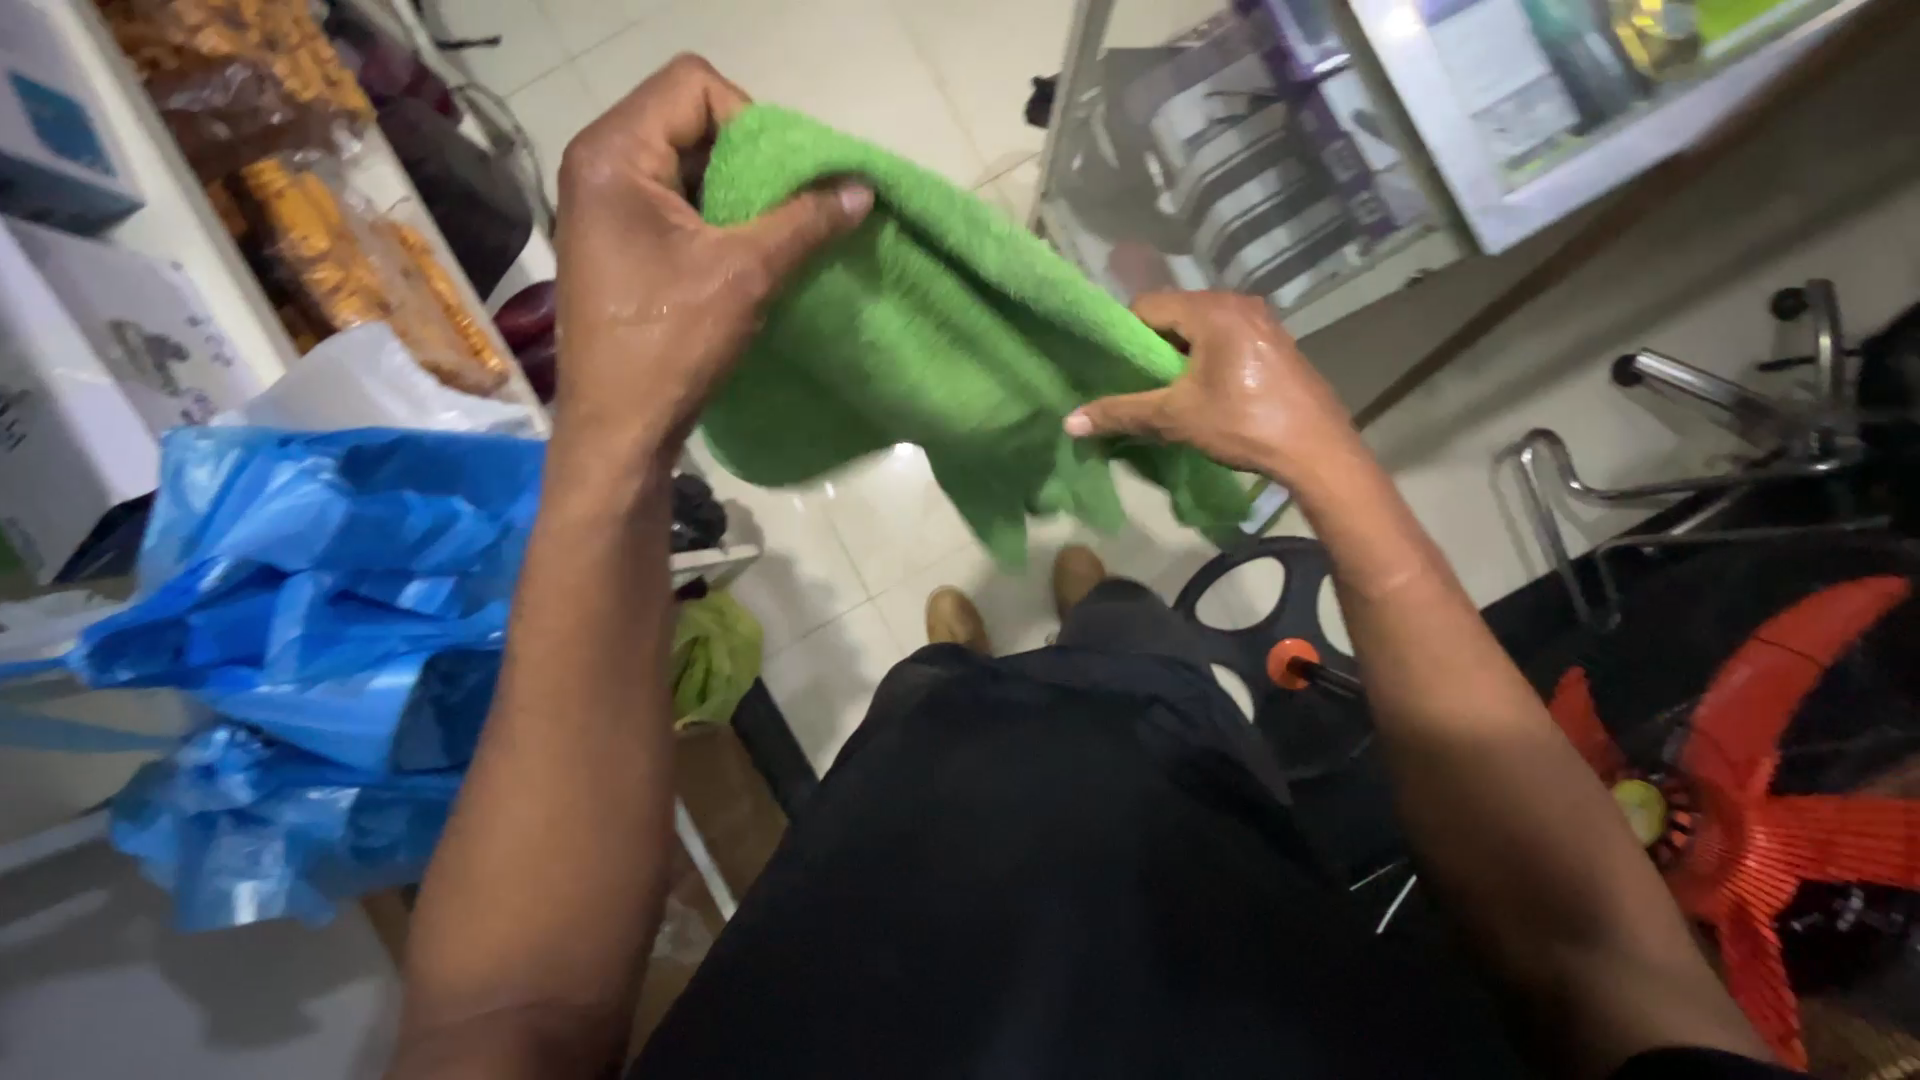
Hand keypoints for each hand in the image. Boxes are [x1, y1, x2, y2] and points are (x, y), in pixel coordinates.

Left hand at [552, 54, 871, 468]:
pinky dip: (718, 221)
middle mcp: (599, 166)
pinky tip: (744, 258)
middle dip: (749, 161)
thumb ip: (805, 221)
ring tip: (770, 238)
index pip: (695, 86)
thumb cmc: (671, 345)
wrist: (619, 427)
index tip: (784, 182)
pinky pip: (676, 204)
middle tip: (787, 209)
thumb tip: (862, 187)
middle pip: (689, 121)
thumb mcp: (746, 274)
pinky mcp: (618, 242)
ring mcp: (604, 206)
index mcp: (613, 155)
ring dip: (737, 195)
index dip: (752, 123)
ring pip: (687, 166)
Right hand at [1064, 291, 1359, 485]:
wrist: (1317, 450)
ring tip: (1169, 392)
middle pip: (1175, 314)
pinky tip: (1204, 392)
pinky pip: (1225, 338)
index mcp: (1212, 311)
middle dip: (1153, 347)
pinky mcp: (1275, 342)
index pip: (1148, 305)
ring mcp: (1262, 321)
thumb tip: (1069, 422)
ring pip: (1201, 328)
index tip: (1116, 369)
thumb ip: (1121, 412)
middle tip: (1139, 384)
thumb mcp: (1175, 418)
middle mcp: (1238, 304)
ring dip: (1179, 356)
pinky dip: (1206, 358)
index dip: (1125, 335)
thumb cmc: (1243, 425)